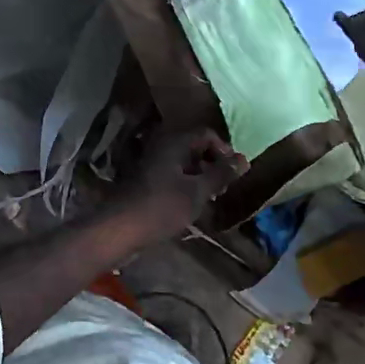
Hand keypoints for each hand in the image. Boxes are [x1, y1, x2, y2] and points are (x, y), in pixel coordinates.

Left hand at [112, 129, 248, 247]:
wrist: (120, 229)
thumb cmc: (162, 207)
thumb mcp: (198, 191)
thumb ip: (221, 174)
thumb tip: (244, 159)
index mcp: (175, 142)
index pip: (207, 134)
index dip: (224, 150)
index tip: (233, 173)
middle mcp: (163, 147)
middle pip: (195, 148)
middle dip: (213, 165)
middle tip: (223, 187)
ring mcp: (153, 165)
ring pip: (184, 164)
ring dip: (200, 177)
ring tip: (211, 198)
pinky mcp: (147, 182)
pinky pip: (173, 177)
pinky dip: (186, 186)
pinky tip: (191, 205)